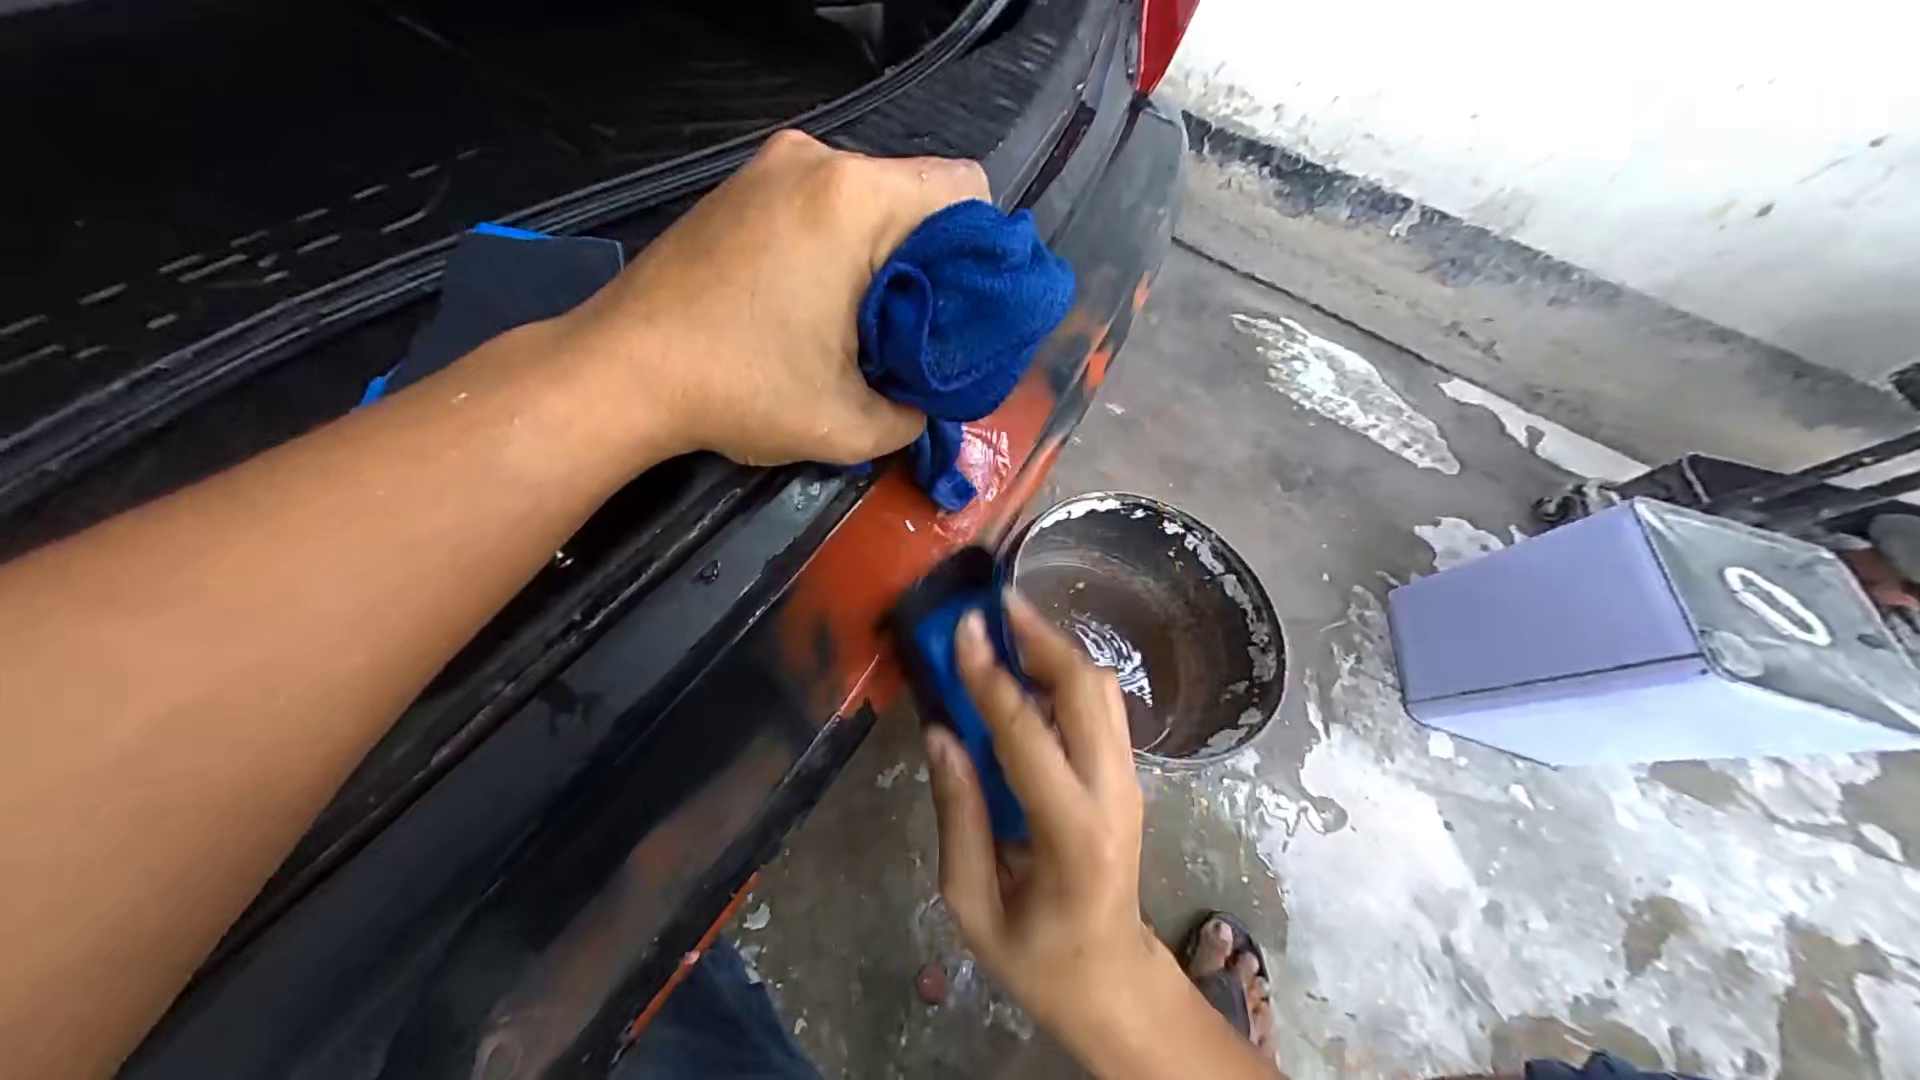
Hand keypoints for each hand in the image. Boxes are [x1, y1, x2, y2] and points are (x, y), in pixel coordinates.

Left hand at [561, 129, 990, 466]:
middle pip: (915, 195)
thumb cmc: (740, 390)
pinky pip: (821, 203)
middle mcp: (816, 159)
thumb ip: (914, 416)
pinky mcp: (739, 186)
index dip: (980, 251)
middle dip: (929, 260)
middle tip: (913, 328)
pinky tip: (814, 301)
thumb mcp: (849, 426)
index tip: (960, 309)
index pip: (965, 188)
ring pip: (868, 199)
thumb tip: (929, 403)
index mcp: (855, 200)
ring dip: (881, 256)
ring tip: (861, 321)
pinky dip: (837, 246)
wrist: (621, 372)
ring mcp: (770, 166)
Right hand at [926, 594, 1160, 1036]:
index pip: (1027, 735)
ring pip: (1102, 689)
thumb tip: (940, 733)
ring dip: (1057, 649)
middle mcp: (1114, 794)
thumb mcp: (972, 901)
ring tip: (1009, 627)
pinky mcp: (1127, 774)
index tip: (964, 629)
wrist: (1111, 977)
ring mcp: (1129, 780)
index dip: (991, 677)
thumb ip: (958, 813)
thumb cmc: (1035, 955)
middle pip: (1087, 691)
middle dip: (1041, 638)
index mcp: (1072, 834)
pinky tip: (1029, 669)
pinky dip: (1066, 673)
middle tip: (997, 606)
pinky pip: (1100, 706)